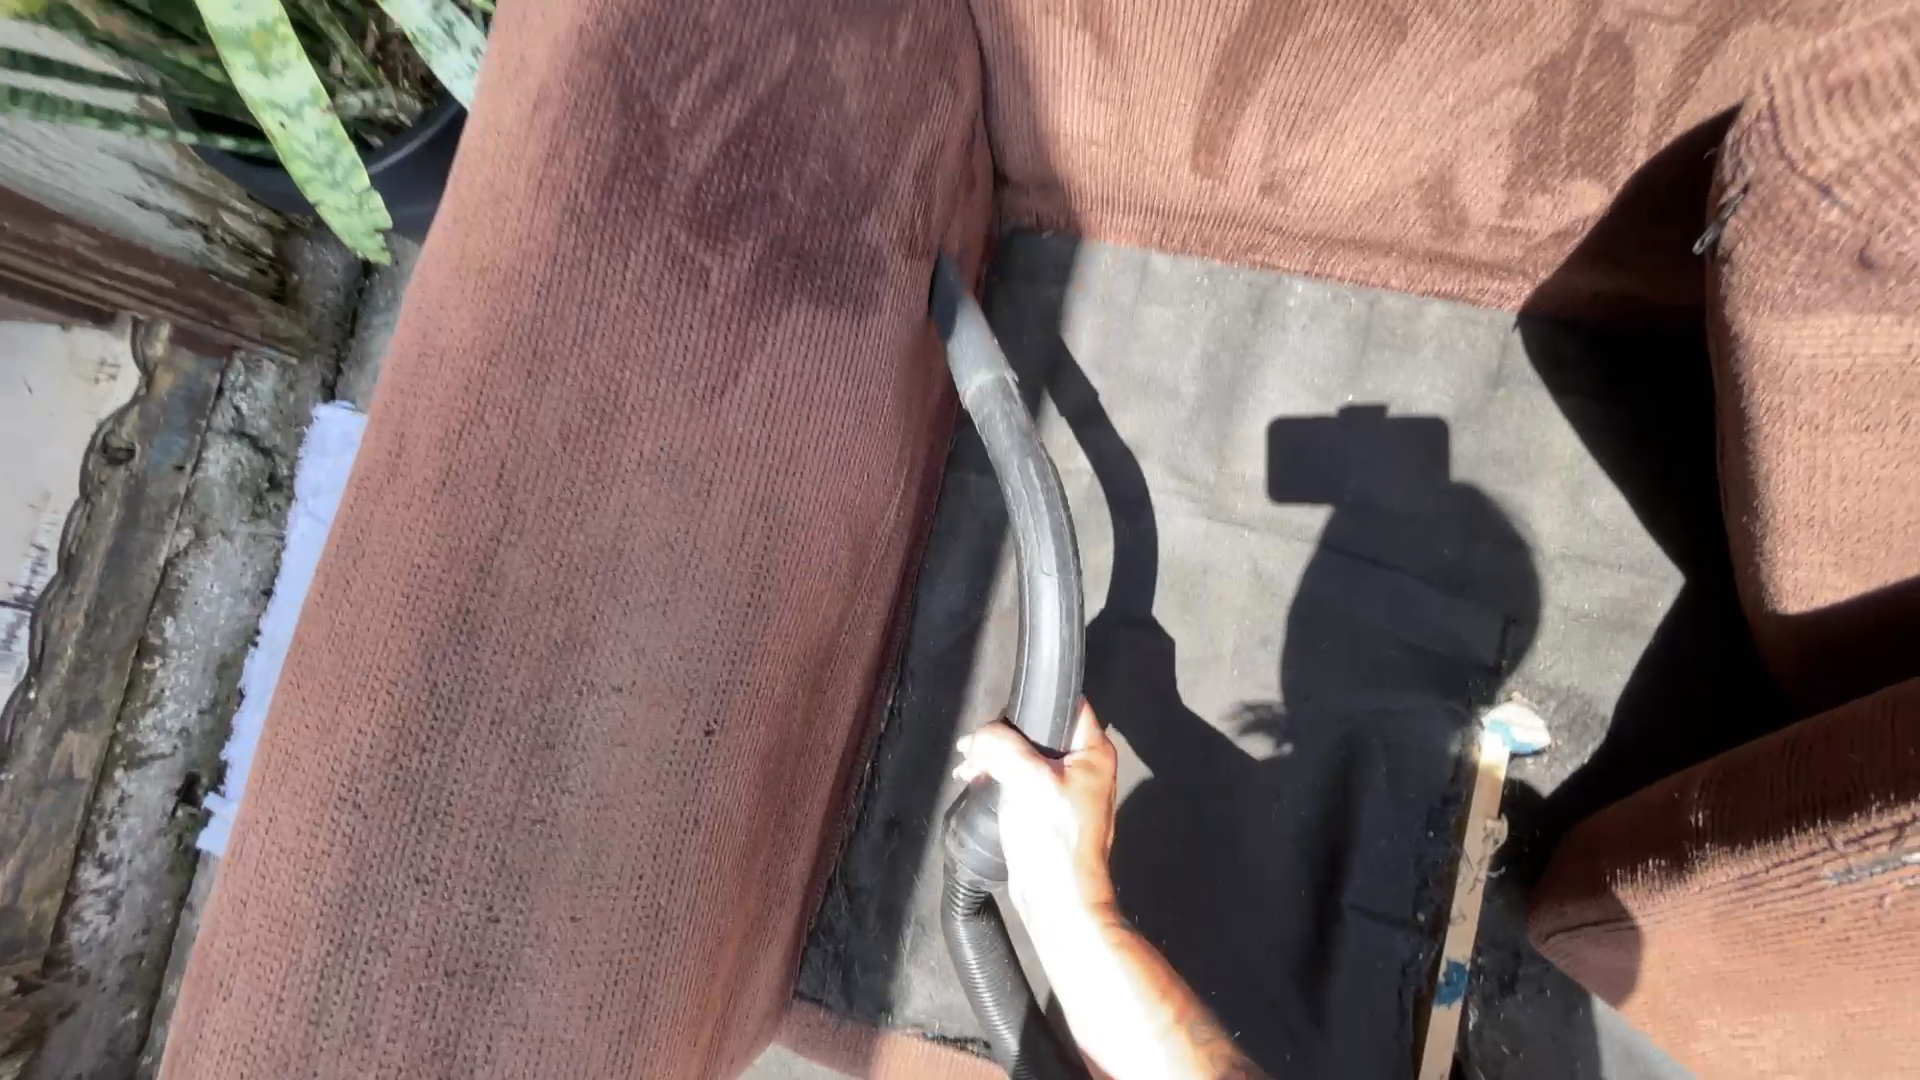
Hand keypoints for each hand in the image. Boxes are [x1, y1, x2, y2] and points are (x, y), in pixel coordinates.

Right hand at [953, 702, 1120, 940]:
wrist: (1057, 900)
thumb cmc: (1055, 841)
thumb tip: (978, 738)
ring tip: (968, 764)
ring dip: (994, 756)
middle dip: (1002, 734)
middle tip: (976, 744)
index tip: (1004, 711)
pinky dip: (997, 775)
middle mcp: (1083, 766)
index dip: (1033, 703)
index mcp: (1093, 752)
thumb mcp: (1027, 779)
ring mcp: (1065, 788)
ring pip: (1024, 754)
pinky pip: (1020, 778)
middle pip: (1038, 729)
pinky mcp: (1047, 808)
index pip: (1066, 705)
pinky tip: (975, 779)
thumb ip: (1001, 746)